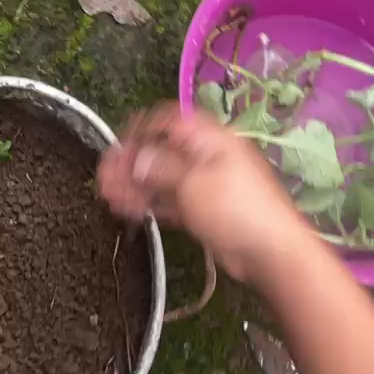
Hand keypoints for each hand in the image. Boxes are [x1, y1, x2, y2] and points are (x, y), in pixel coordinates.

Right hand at [97, 104, 315, 282]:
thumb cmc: (236, 209)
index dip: (143, 128)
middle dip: (131, 161)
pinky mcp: (200, 209)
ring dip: (134, 184)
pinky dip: (148, 202)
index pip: (171, 122)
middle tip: (104, 174)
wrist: (269, 251)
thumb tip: (134, 157)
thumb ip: (160, 168)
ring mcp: (202, 185)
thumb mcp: (193, 182)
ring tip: (106, 193)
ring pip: (161, 179)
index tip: (118, 143)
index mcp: (210, 141)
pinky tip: (126, 208)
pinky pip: (168, 200)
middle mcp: (205, 158)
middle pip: (162, 152)